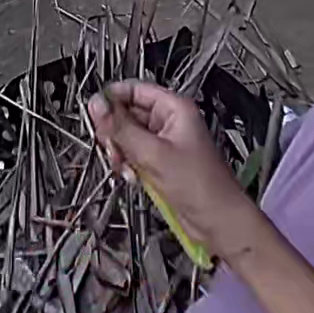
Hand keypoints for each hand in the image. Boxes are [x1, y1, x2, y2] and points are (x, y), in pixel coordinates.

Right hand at [85, 80, 262, 256]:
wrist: (218, 223)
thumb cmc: (201, 187)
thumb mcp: (152, 153)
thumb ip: (120, 127)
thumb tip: (97, 104)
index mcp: (174, 108)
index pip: (134, 89)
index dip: (112, 99)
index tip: (95, 112)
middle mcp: (168, 122)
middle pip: (127, 113)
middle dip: (114, 131)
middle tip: (110, 145)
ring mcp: (163, 143)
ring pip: (127, 135)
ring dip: (119, 150)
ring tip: (123, 164)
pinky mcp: (159, 162)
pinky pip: (133, 154)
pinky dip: (127, 164)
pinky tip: (131, 175)